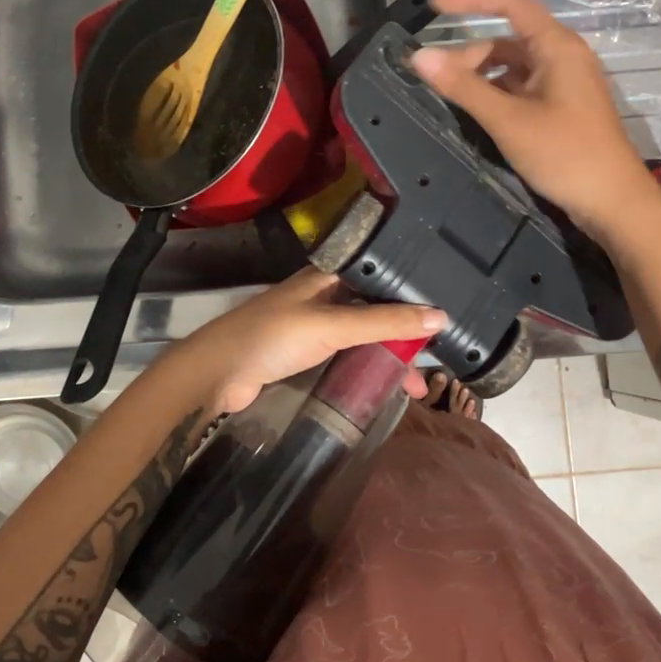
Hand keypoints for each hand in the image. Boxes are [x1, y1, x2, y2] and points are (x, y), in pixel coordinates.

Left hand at [170, 268, 445, 413]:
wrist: (217, 373)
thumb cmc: (273, 337)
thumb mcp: (333, 325)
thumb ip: (384, 322)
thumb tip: (440, 317)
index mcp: (328, 276)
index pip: (380, 278)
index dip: (411, 296)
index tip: (443, 319)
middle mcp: (323, 295)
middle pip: (374, 310)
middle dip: (403, 336)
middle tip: (431, 365)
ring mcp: (312, 325)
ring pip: (361, 335)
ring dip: (386, 355)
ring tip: (414, 386)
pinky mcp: (304, 353)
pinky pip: (345, 355)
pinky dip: (366, 366)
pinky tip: (382, 384)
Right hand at [410, 0, 660, 233]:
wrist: (612, 202)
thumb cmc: (564, 154)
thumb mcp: (508, 121)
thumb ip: (463, 87)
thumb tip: (418, 55)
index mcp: (557, 46)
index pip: (511, 3)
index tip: (433, 6)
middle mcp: (562, 56)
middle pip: (506, 40)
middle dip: (468, 56)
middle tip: (436, 82)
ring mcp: (563, 83)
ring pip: (511, 67)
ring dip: (480, 78)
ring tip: (451, 101)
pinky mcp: (561, 108)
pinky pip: (520, 89)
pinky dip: (495, 95)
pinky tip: (476, 115)